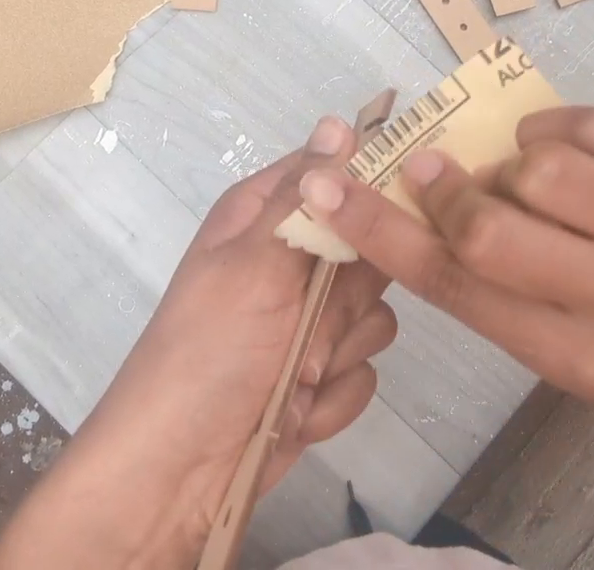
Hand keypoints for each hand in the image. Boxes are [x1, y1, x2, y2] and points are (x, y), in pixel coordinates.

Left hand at [0, 115, 396, 569]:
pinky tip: (295, 407)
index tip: (412, 195)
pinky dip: (332, 393)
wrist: (181, 473)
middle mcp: (287, 259)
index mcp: (262, 216)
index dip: (371, 179)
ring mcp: (305, 319)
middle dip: (355, 286)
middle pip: (366, 244)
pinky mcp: (318, 372)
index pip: (331, 171)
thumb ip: (305, 199)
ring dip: (341, 347)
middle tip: (326, 307)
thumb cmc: (211, 350)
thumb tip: (340, 121)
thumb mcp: (255, 263)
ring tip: (301, 367)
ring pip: (374, 311)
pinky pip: (363, 368)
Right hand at [299, 105, 593, 414]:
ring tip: (525, 182)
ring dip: (507, 167)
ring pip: (536, 168)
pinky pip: (580, 124)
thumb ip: (487, 288)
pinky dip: (548, 130)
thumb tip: (415, 203)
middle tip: (433, 173)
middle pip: (490, 231)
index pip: (456, 289)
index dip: (379, 234)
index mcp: (578, 356)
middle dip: (446, 194)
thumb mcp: (561, 350)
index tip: (329, 190)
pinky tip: (560, 154)